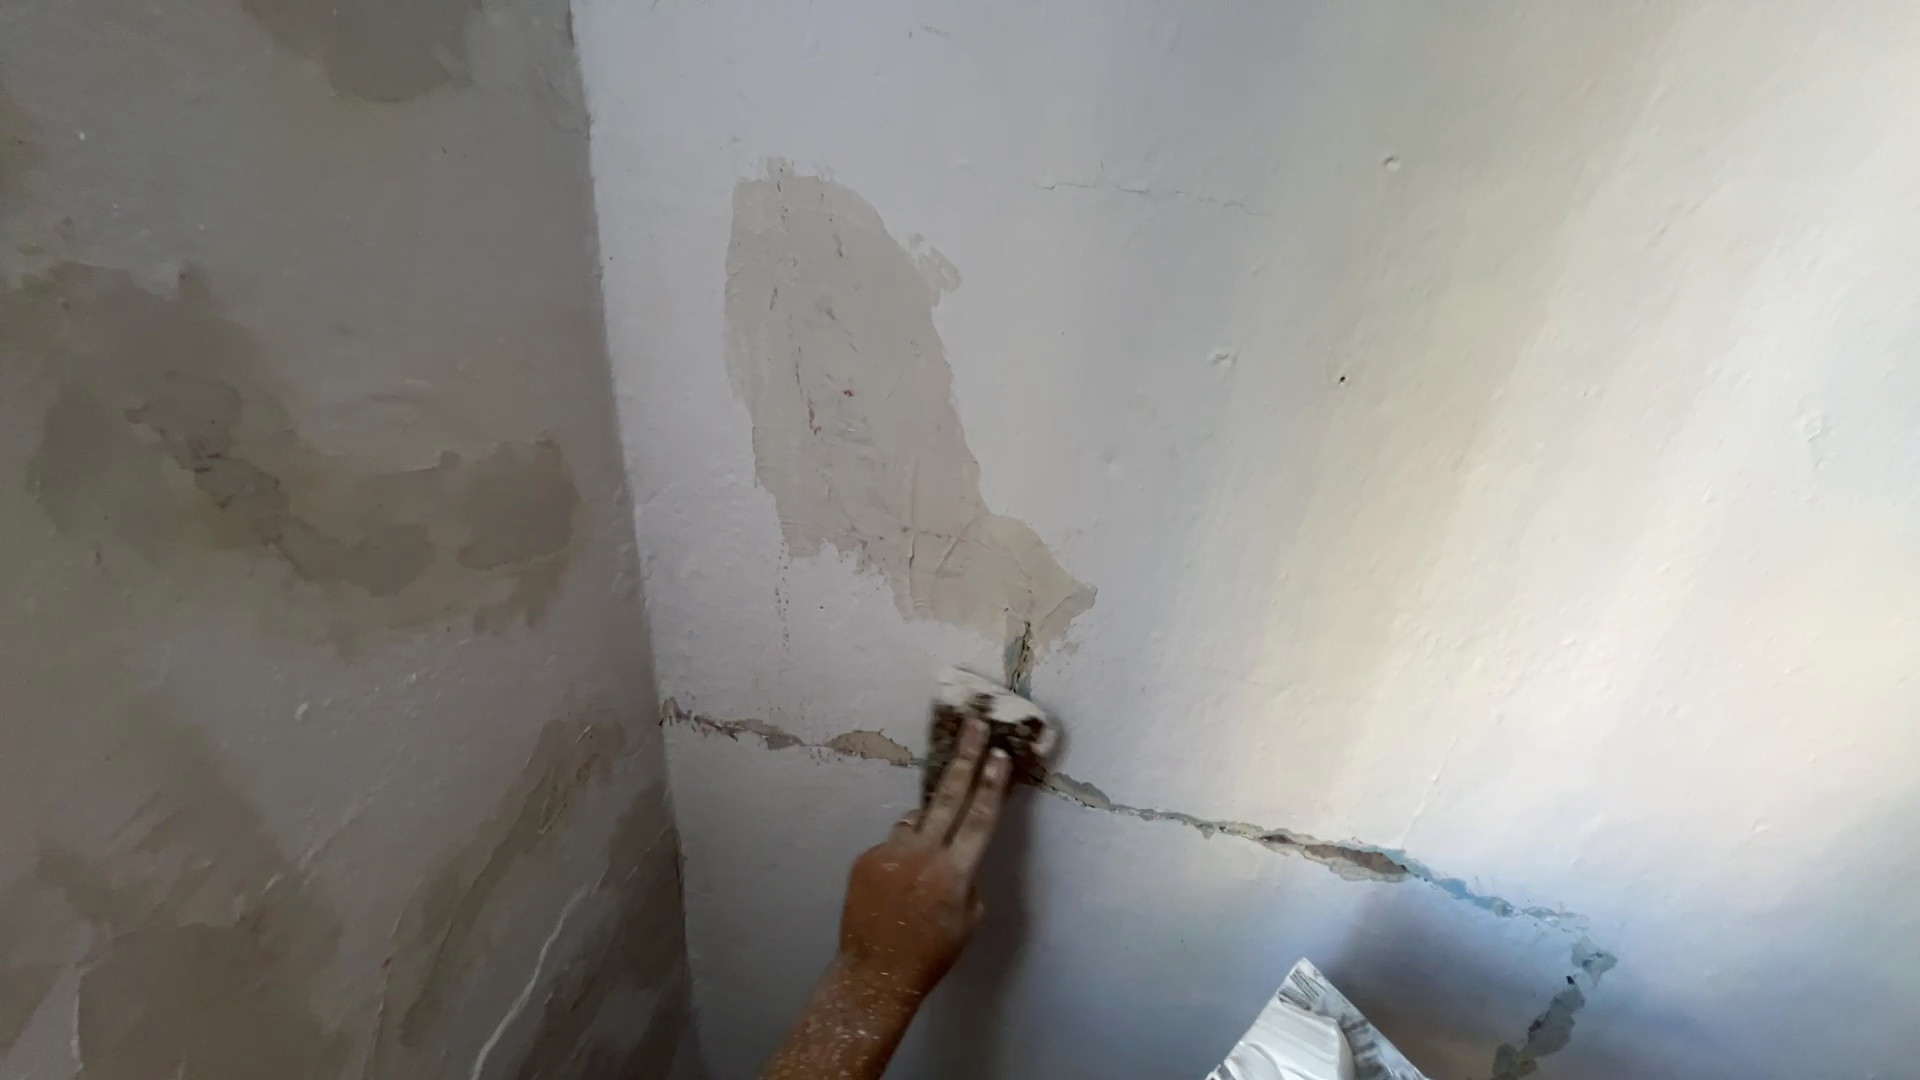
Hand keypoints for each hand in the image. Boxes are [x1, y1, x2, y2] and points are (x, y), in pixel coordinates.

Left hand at [838, 717, 1011, 997]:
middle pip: (949, 796)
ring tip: (917, 868)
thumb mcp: (968, 920)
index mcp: (954, 873)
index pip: (979, 818)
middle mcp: (923, 855)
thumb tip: (953, 847)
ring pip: (915, 822)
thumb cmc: (931, 953)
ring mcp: (890, 852)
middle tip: (973, 724)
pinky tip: (894, 886)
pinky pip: (892, 843)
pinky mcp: (866, 857)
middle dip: (965, 756)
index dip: (991, 784)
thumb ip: (966, 877)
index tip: (999, 754)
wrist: (874, 974)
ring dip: (923, 831)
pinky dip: (899, 856)